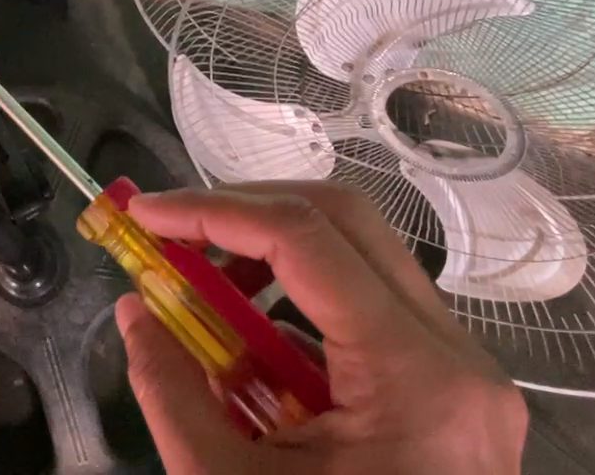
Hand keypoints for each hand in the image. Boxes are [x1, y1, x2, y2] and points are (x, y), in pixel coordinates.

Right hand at [116, 183, 526, 473]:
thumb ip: (169, 385)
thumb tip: (134, 310)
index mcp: (415, 380)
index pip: (305, 240)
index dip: (211, 211)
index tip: (144, 216)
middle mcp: (456, 358)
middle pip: (344, 220)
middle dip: (243, 208)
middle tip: (174, 231)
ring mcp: (460, 371)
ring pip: (358, 251)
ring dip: (268, 246)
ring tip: (205, 284)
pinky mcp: (447, 387)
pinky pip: (366, 300)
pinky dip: (296, 292)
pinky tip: (249, 336)